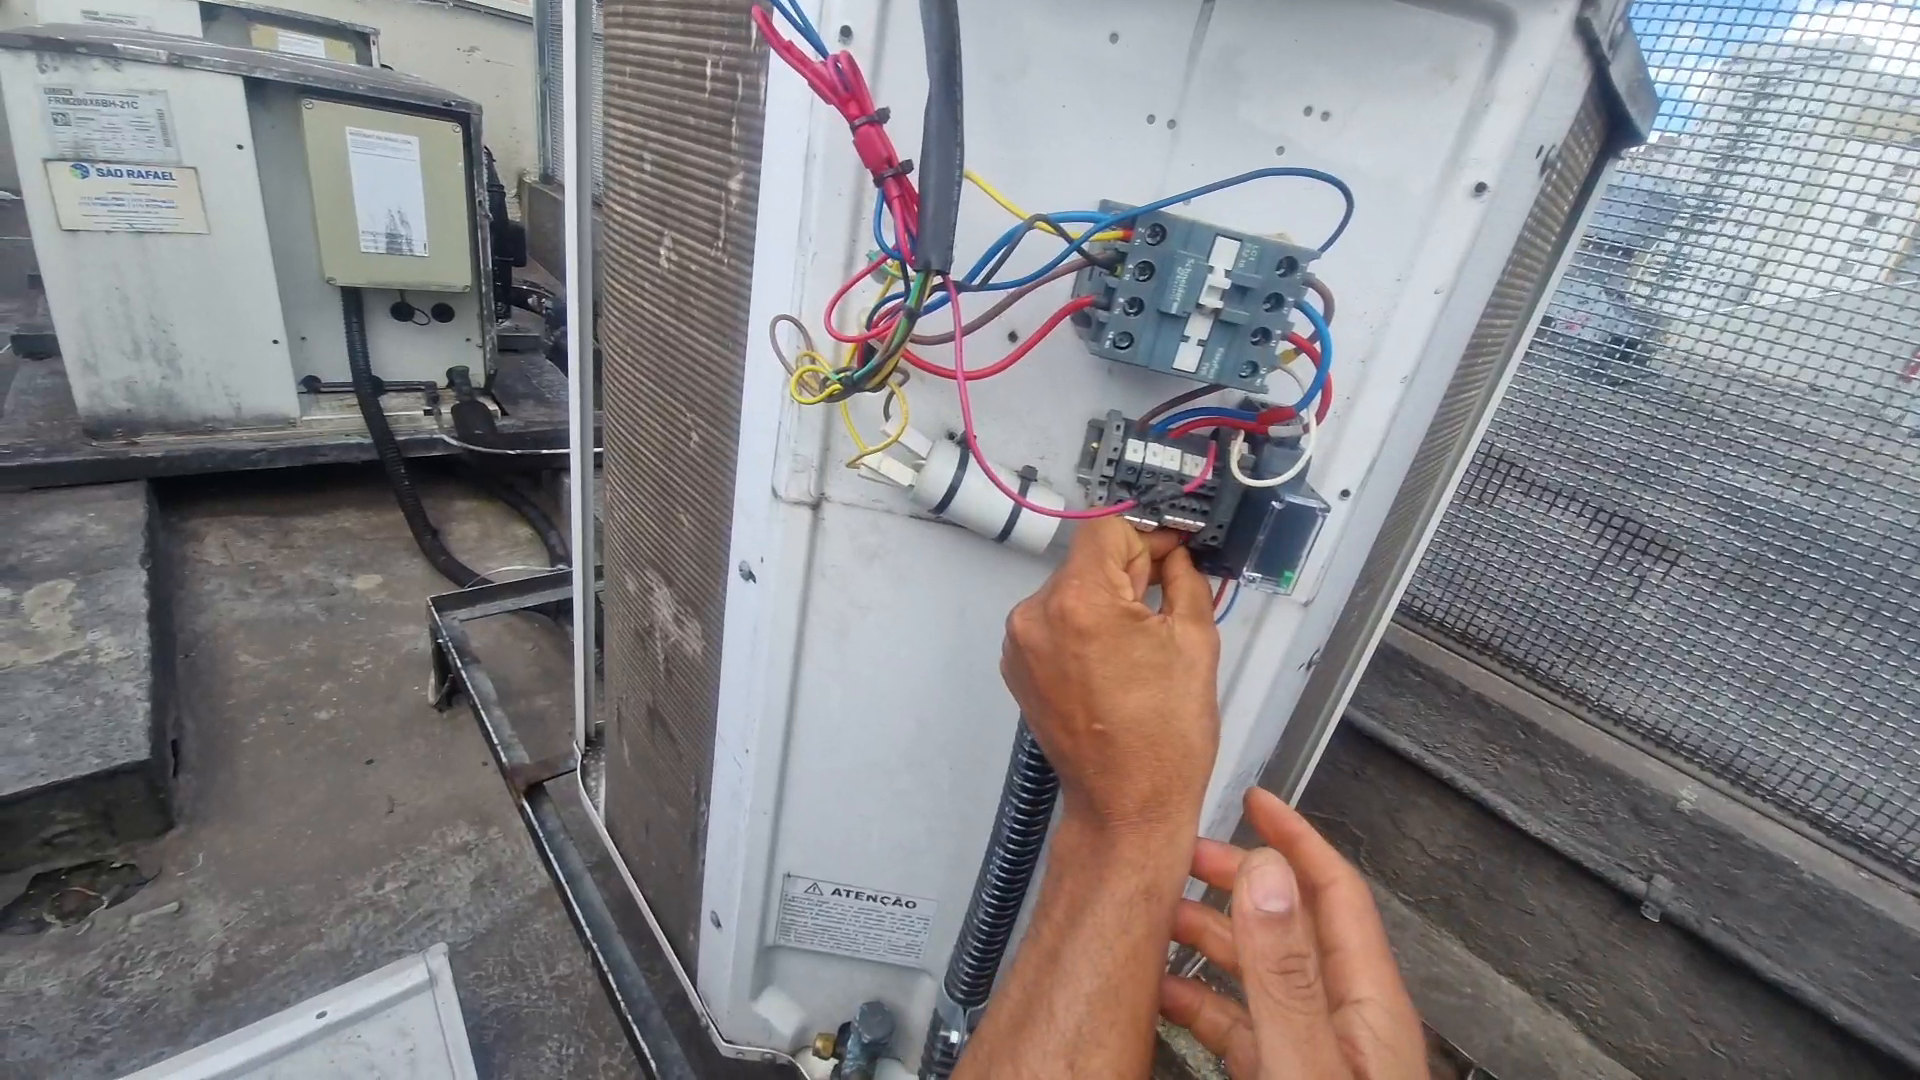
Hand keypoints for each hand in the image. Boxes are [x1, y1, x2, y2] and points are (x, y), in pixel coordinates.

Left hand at [1000, 517, 1220, 836]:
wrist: (1125, 804)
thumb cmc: (1166, 735)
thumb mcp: (1195, 641)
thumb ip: (1184, 579)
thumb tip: (1174, 552)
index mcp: (1079, 601)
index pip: (1105, 529)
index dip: (1144, 538)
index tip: (1168, 557)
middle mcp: (1035, 614)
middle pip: (1085, 559)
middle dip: (1127, 572)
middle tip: (1161, 605)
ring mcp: (1019, 642)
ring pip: (1069, 589)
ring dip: (1103, 599)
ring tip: (1135, 644)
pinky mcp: (1015, 664)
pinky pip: (1051, 620)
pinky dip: (1079, 625)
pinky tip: (1108, 661)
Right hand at [1161, 787, 1428, 1079]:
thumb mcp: (1307, 1066)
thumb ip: (1285, 974)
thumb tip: (1265, 868)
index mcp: (1368, 1004)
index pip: (1336, 891)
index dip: (1297, 836)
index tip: (1254, 798)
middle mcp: (1344, 1019)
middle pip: (1290, 922)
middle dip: (1236, 879)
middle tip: (1180, 857)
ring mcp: (1314, 1050)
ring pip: (1259, 969)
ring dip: (1209, 935)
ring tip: (1158, 917)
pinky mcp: (1284, 1077)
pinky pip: (1240, 1020)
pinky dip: (1199, 998)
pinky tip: (1163, 991)